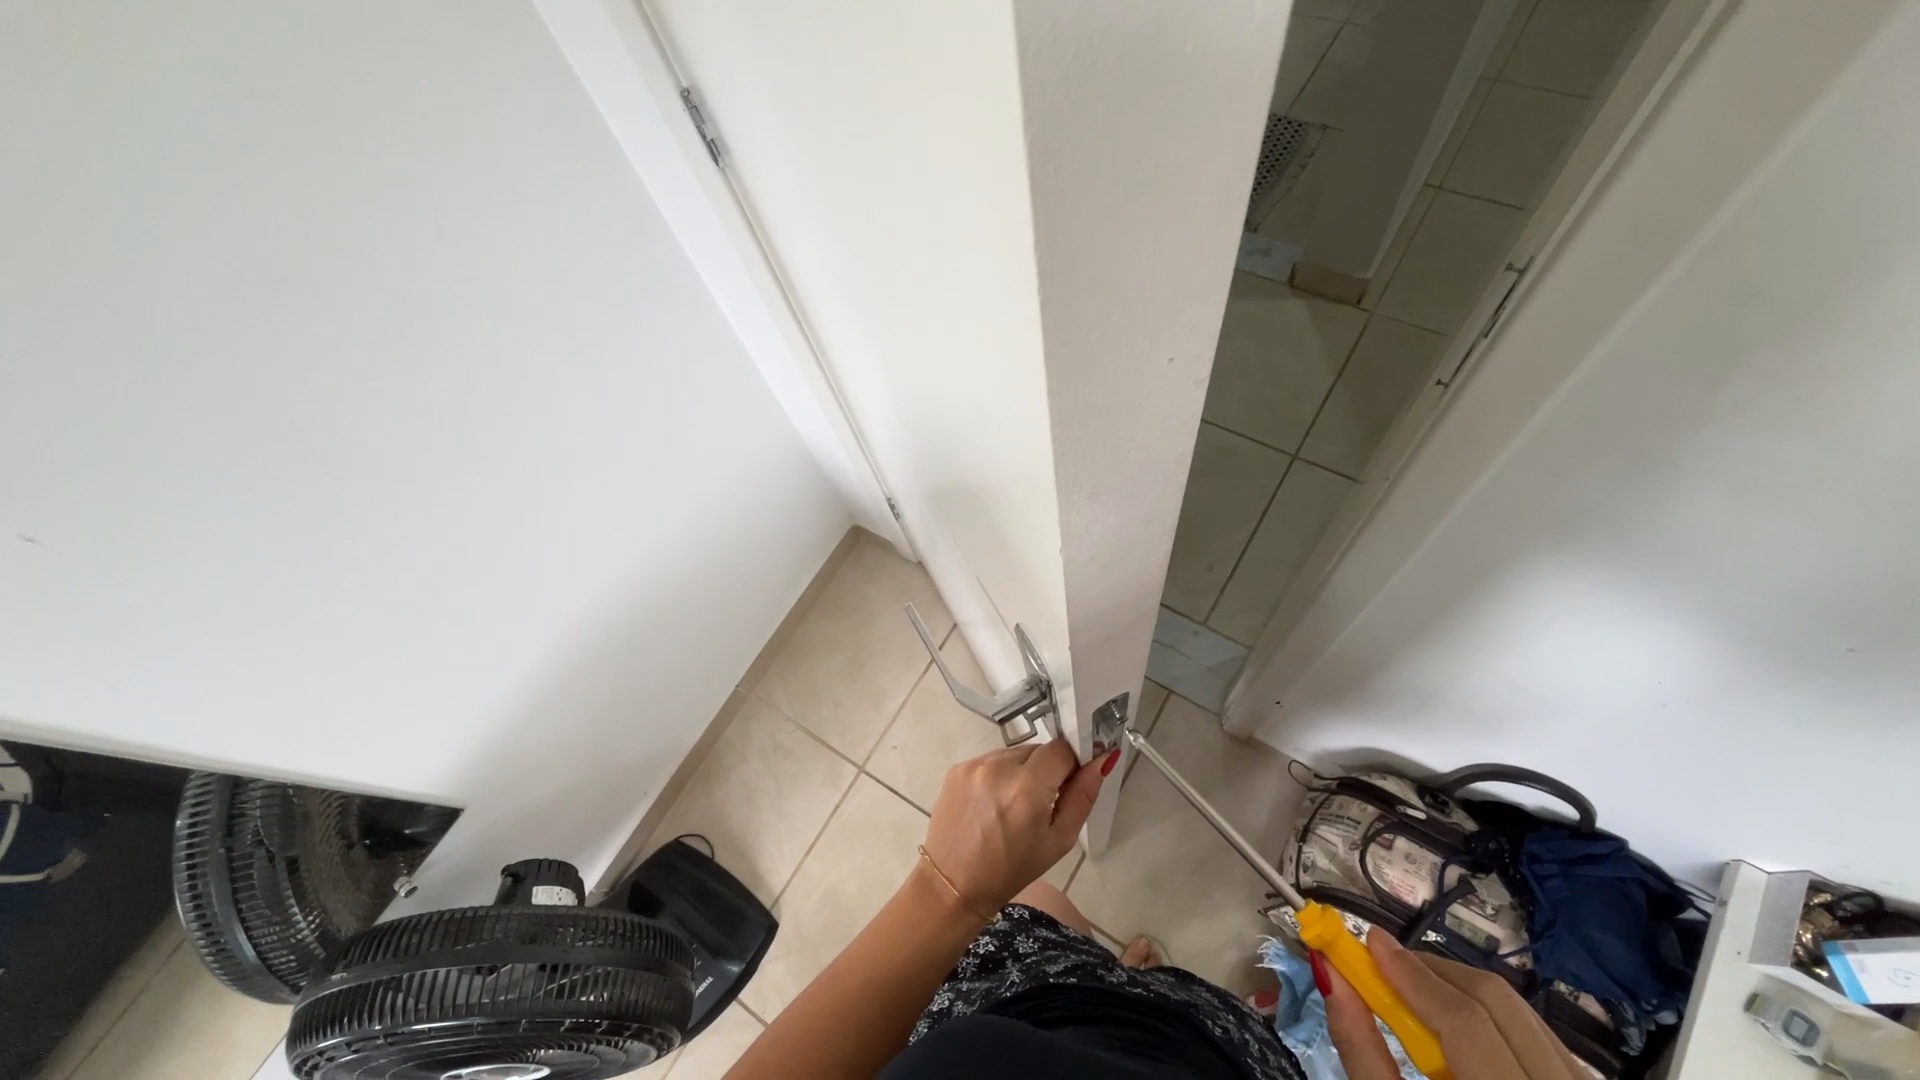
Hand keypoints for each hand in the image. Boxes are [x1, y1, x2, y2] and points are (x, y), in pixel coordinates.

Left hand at [921, 739, 1117, 914]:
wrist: (954, 884)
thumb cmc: (1012, 870)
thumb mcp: (1058, 840)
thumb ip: (1083, 796)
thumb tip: (1101, 760)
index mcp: (1028, 786)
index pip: (1062, 748)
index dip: (1070, 765)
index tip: (1067, 787)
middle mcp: (998, 766)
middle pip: (1037, 750)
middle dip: (1045, 771)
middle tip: (1040, 805)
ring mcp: (974, 765)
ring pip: (1014, 754)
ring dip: (1021, 772)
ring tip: (1013, 808)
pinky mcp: (957, 768)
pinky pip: (990, 761)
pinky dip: (998, 776)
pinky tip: (992, 805)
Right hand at [1321, 931, 1588, 1078]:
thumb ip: (1362, 1051)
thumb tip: (1330, 976)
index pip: (1464, 1023)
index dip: (1411, 973)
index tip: (1369, 940)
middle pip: (1498, 1004)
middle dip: (1432, 972)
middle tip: (1382, 962)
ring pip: (1523, 1015)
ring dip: (1460, 992)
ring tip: (1413, 991)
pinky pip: (1542, 1039)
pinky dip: (1493, 1020)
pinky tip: (1458, 1030)